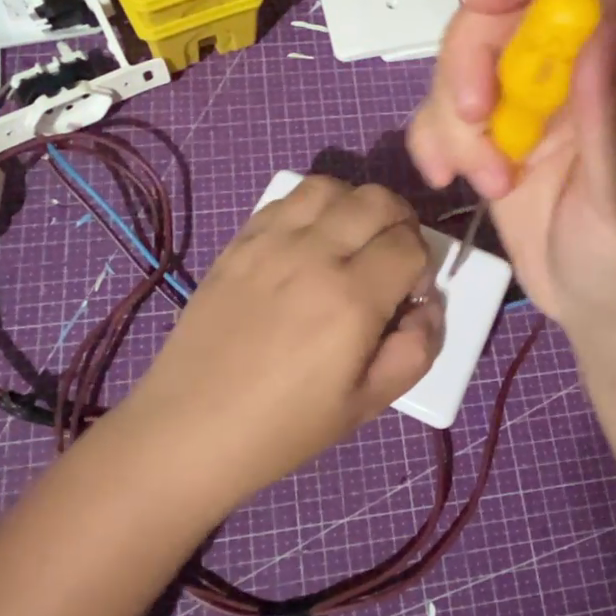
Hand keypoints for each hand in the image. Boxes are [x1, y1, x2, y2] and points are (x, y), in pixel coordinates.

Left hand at [118, 177, 442, 502]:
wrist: (190, 428)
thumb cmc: (284, 427)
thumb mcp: (367, 404)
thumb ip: (415, 349)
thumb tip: (426, 306)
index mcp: (351, 299)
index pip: (409, 244)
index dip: (422, 265)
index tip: (409, 294)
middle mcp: (313, 255)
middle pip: (377, 200)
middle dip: (400, 222)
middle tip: (391, 258)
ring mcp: (269, 243)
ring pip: (330, 187)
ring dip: (354, 205)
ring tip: (350, 240)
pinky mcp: (238, 243)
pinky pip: (285, 200)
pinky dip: (310, 208)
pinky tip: (307, 242)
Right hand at [407, 0, 615, 349]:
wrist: (614, 319)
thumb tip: (603, 24)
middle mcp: (579, 71)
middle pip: (507, 11)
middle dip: (472, 58)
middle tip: (473, 117)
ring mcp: (534, 105)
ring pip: (465, 62)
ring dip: (454, 117)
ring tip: (483, 181)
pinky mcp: (497, 139)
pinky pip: (443, 112)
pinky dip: (433, 139)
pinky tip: (444, 180)